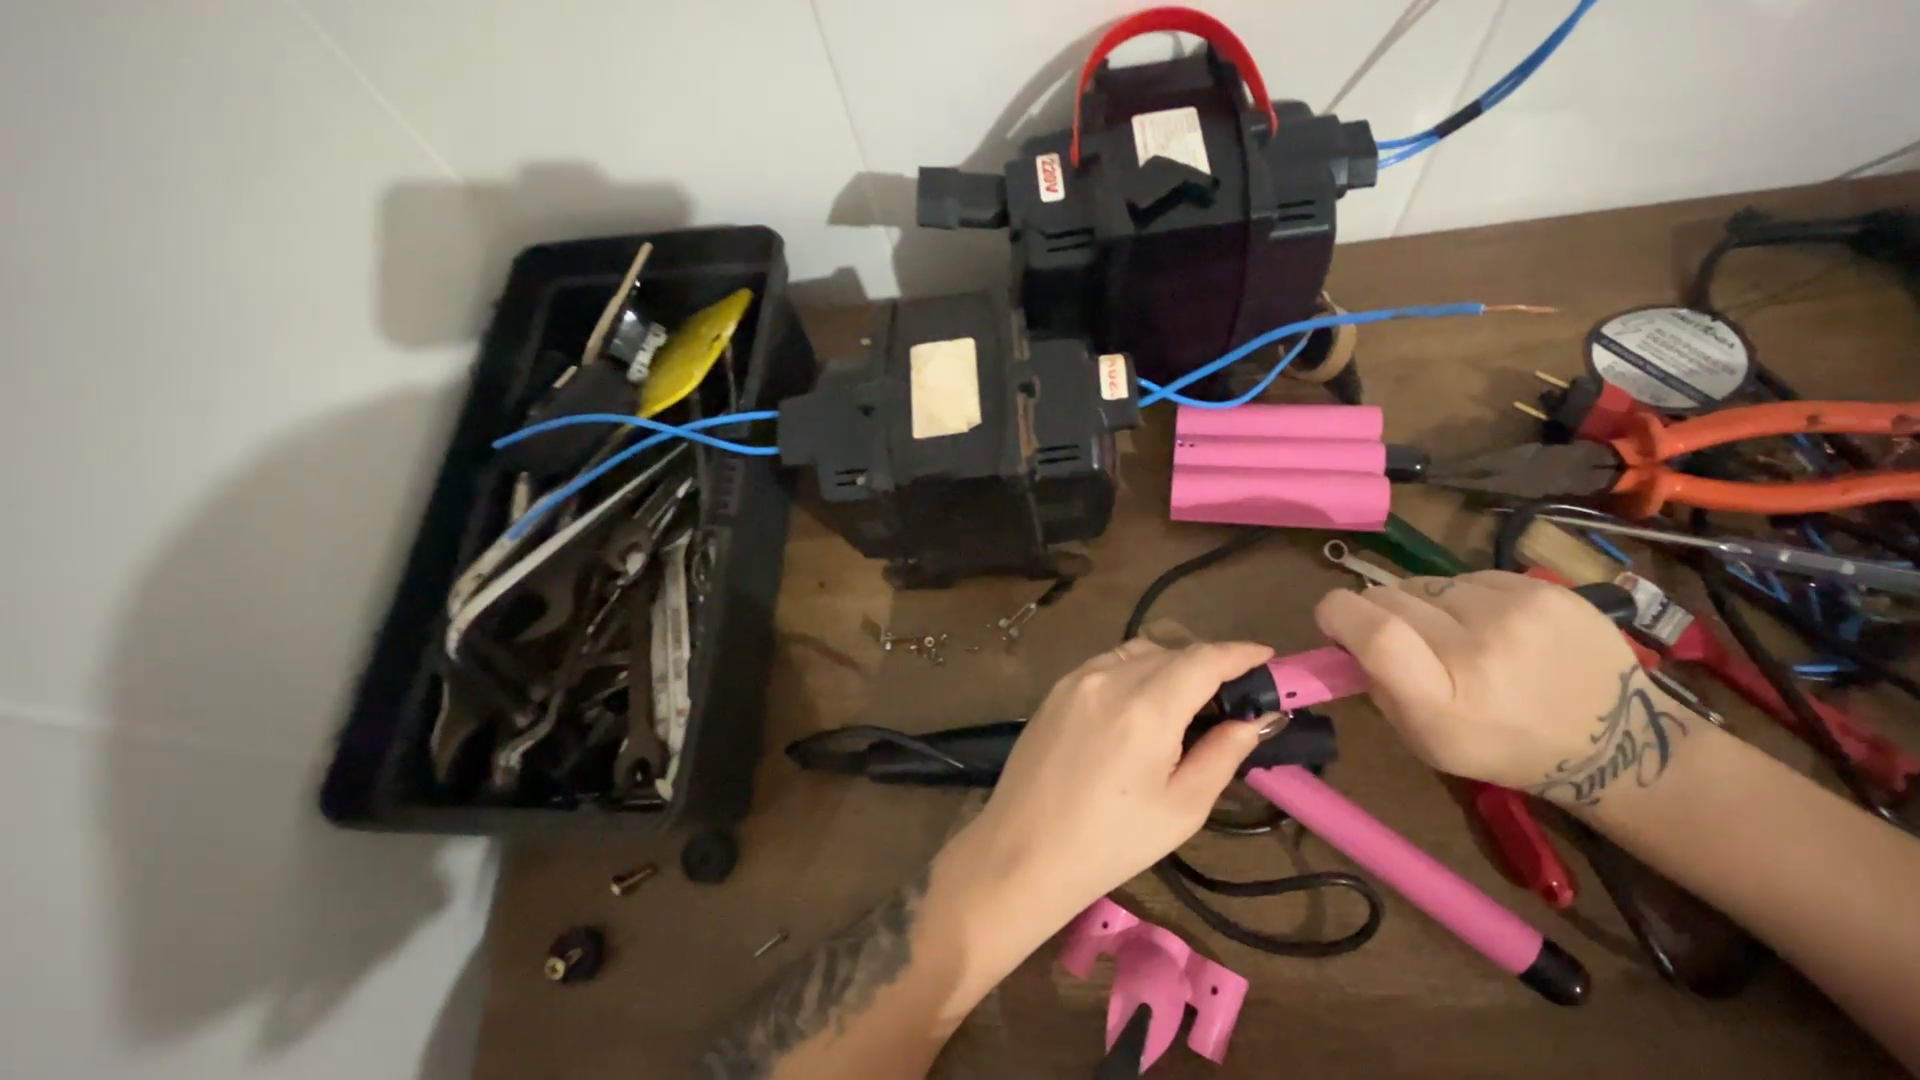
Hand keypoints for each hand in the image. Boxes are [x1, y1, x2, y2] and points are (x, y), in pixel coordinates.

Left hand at [949, 639, 1272, 932]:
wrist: (1023, 853)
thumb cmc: (1112, 842)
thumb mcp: (1183, 806)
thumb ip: (1222, 753)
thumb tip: (1254, 718)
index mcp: (1145, 706)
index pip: (1204, 658)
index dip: (1240, 653)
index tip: (1267, 659)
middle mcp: (1108, 678)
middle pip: (1171, 651)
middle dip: (1208, 664)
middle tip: (1231, 695)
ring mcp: (1075, 680)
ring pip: (1136, 651)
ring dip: (1169, 664)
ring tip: (1187, 701)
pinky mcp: (1054, 691)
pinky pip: (1106, 664)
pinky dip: (1134, 671)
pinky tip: (1140, 706)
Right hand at [1314, 571, 1648, 795]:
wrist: (1616, 740)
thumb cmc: (1500, 746)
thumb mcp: (1423, 739)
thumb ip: (1379, 684)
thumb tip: (1347, 634)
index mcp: (1442, 700)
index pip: (1374, 632)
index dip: (1339, 615)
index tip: (1332, 621)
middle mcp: (1479, 650)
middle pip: (1391, 598)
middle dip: (1380, 612)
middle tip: (1404, 638)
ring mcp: (1517, 614)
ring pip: (1429, 583)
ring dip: (1428, 605)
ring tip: (1458, 634)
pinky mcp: (1545, 589)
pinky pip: (1471, 576)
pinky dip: (1467, 597)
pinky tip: (1492, 624)